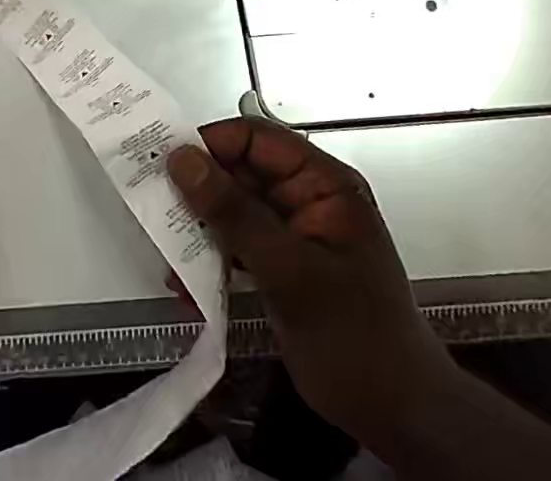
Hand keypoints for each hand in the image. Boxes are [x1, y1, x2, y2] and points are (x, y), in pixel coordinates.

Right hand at [167, 119, 455, 439]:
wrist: (394, 413)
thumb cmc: (356, 336)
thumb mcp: (289, 268)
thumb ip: (233, 212)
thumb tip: (182, 160)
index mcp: (322, 183)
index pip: (255, 138)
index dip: (210, 145)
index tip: (167, 166)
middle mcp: (304, 197)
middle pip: (236, 170)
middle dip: (196, 192)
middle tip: (156, 209)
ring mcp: (289, 229)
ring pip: (228, 206)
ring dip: (197, 228)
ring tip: (170, 255)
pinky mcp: (275, 259)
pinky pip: (231, 239)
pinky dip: (207, 255)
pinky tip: (187, 281)